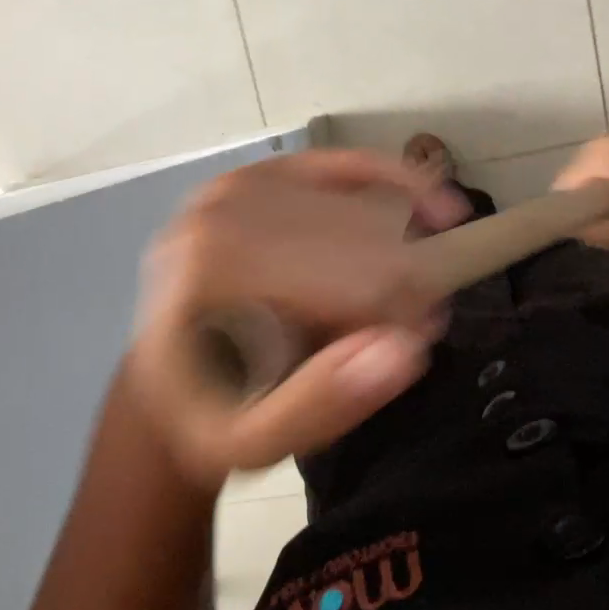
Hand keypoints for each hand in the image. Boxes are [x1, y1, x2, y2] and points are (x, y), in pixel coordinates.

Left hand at [129, 151, 467, 487]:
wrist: (168, 376)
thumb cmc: (212, 409)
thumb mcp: (251, 442)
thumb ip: (319, 407)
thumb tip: (403, 352)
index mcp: (212, 266)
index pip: (346, 279)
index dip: (397, 313)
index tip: (417, 346)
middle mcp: (223, 209)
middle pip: (358, 239)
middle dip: (403, 286)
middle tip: (422, 326)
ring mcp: (244, 183)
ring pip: (362, 210)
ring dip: (398, 257)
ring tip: (400, 302)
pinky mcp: (266, 173)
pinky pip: (349, 167)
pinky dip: (399, 184)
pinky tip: (440, 209)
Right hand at [552, 131, 608, 253]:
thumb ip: (582, 229)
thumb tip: (565, 224)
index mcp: (604, 159)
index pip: (567, 179)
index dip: (564, 201)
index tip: (569, 219)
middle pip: (583, 160)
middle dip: (581, 181)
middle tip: (587, 208)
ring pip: (605, 151)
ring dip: (600, 170)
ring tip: (607, 195)